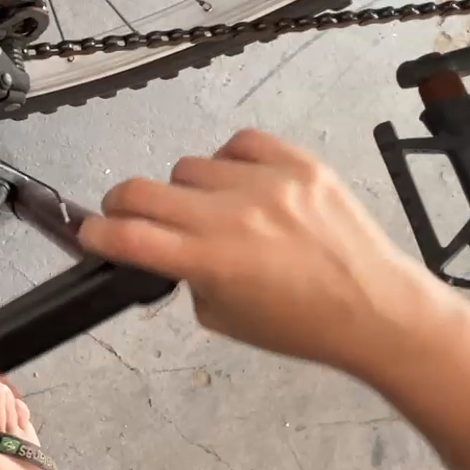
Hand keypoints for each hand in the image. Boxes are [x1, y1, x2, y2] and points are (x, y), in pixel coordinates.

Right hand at [77, 129, 466, 380]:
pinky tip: (241, 184)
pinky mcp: (300, 165)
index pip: (125, 236)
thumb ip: (183, 273)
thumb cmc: (299, 327)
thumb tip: (163, 242)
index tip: (89, 233)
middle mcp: (231, 217)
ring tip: (211, 208)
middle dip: (121, 205)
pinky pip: (239, 143)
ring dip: (185, 189)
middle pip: (139, 191)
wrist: (380, 311)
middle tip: (131, 216)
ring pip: (187, 166)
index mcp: (209, 262)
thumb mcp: (220, 316)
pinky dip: (228, 162)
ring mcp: (267, 185)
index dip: (93, 233)